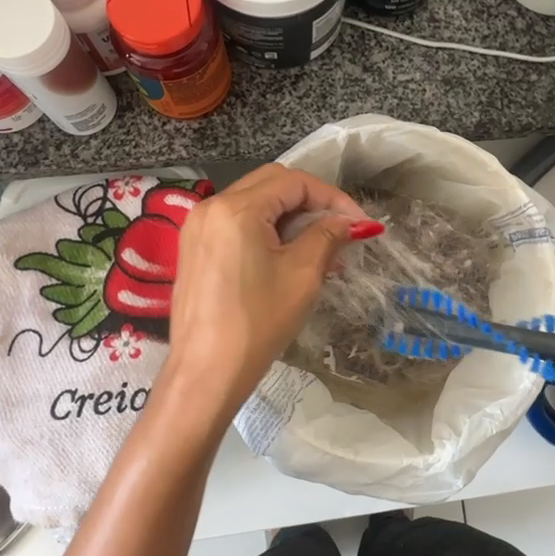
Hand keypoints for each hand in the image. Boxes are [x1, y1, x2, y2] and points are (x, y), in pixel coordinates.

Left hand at [163, 164, 370, 413]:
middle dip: (311, 202)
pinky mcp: (195, 249)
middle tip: (341, 230)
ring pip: (255, 202)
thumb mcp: (303, 275)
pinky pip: (238, 223)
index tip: (359, 223)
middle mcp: (211, 207)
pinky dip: (267, 230)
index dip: (332, 197)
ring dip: (290, 217)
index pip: (294, 181)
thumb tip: (351, 222)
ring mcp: (198, 227)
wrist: (205, 374)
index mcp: (236, 208)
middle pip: (272, 184)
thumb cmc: (257, 322)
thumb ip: (328, 236)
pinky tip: (290, 257)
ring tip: (322, 248)